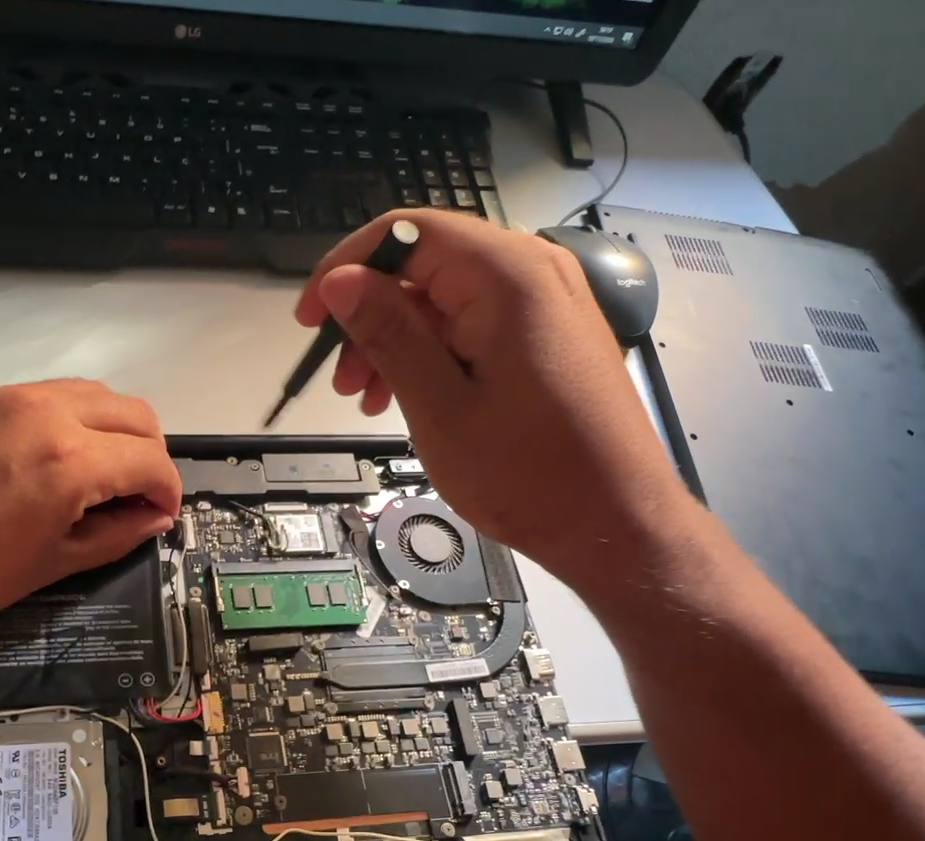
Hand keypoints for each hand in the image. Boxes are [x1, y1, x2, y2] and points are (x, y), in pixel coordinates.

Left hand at [0, 380, 180, 659]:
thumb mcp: (54, 563)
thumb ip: (117, 534)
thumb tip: (154, 518)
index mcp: (70, 462)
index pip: (151, 461)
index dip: (167, 492)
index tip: (159, 515)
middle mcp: (50, 414)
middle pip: (137, 415)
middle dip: (151, 456)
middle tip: (138, 495)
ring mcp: (18, 398)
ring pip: (101, 395)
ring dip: (119, 431)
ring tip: (105, 474)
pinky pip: (59, 393)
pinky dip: (81, 417)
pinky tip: (65, 455)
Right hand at [294, 209, 697, 583]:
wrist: (615, 524)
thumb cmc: (528, 475)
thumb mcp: (439, 406)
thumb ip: (388, 333)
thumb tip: (341, 281)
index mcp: (508, 277)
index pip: (408, 232)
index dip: (346, 268)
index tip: (308, 320)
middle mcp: (534, 273)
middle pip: (425, 266)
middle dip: (370, 316)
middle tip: (341, 379)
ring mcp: (546, 304)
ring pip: (445, 299)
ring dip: (395, 340)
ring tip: (367, 398)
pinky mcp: (548, 335)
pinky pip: (473, 324)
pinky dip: (432, 353)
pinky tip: (407, 397)